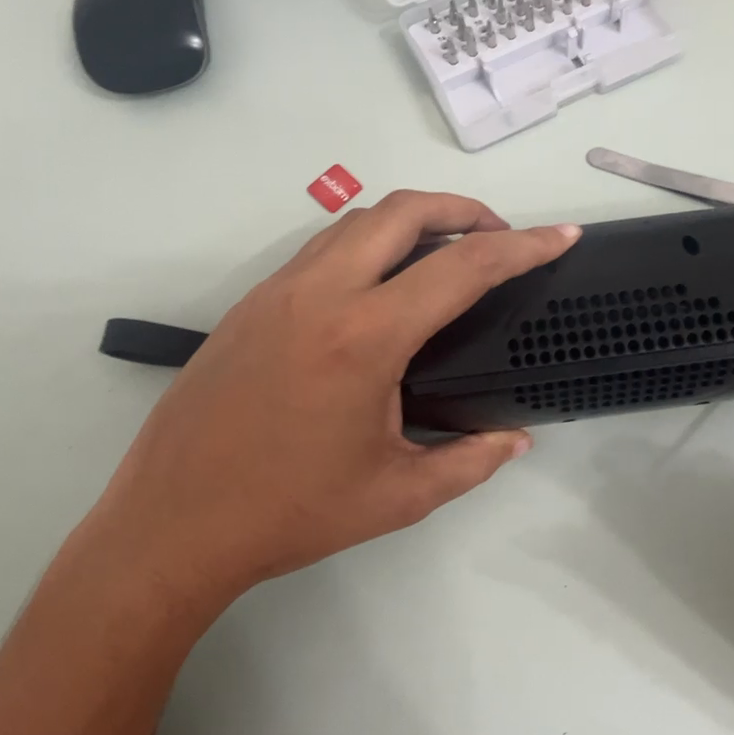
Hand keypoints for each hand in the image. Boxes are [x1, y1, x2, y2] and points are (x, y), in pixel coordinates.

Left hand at [72, 191, 580, 628]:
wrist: (171, 525)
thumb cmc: (289, 513)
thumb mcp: (398, 496)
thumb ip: (471, 461)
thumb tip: (516, 439)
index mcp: (365, 337)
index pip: (463, 269)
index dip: (523, 247)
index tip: (561, 236)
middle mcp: (320, 294)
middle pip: (404, 210)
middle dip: (464, 209)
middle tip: (501, 237)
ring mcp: (277, 292)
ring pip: (356, 221)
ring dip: (412, 222)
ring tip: (445, 257)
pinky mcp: (251, 305)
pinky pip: (322, 248)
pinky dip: (368, 244)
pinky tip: (381, 289)